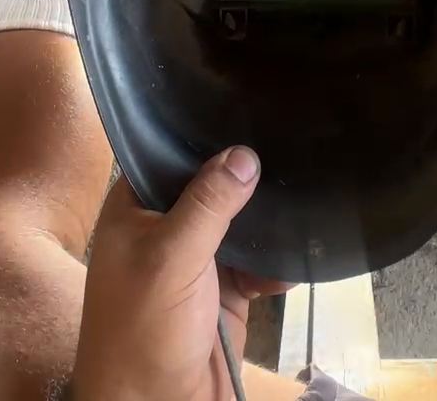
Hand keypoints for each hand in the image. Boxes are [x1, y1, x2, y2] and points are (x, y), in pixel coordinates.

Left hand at [73, 146, 287, 400]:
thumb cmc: (143, 327)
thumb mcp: (170, 256)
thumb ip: (207, 203)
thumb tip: (244, 154)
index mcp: (134, 208)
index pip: (168, 154)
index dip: (200, 135)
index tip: (242, 108)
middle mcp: (164, 226)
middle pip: (209, 186)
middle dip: (243, 173)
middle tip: (284, 137)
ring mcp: (196, 259)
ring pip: (237, 222)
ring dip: (265, 217)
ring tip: (301, 185)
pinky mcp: (225, 292)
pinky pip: (257, 264)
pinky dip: (276, 261)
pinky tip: (299, 248)